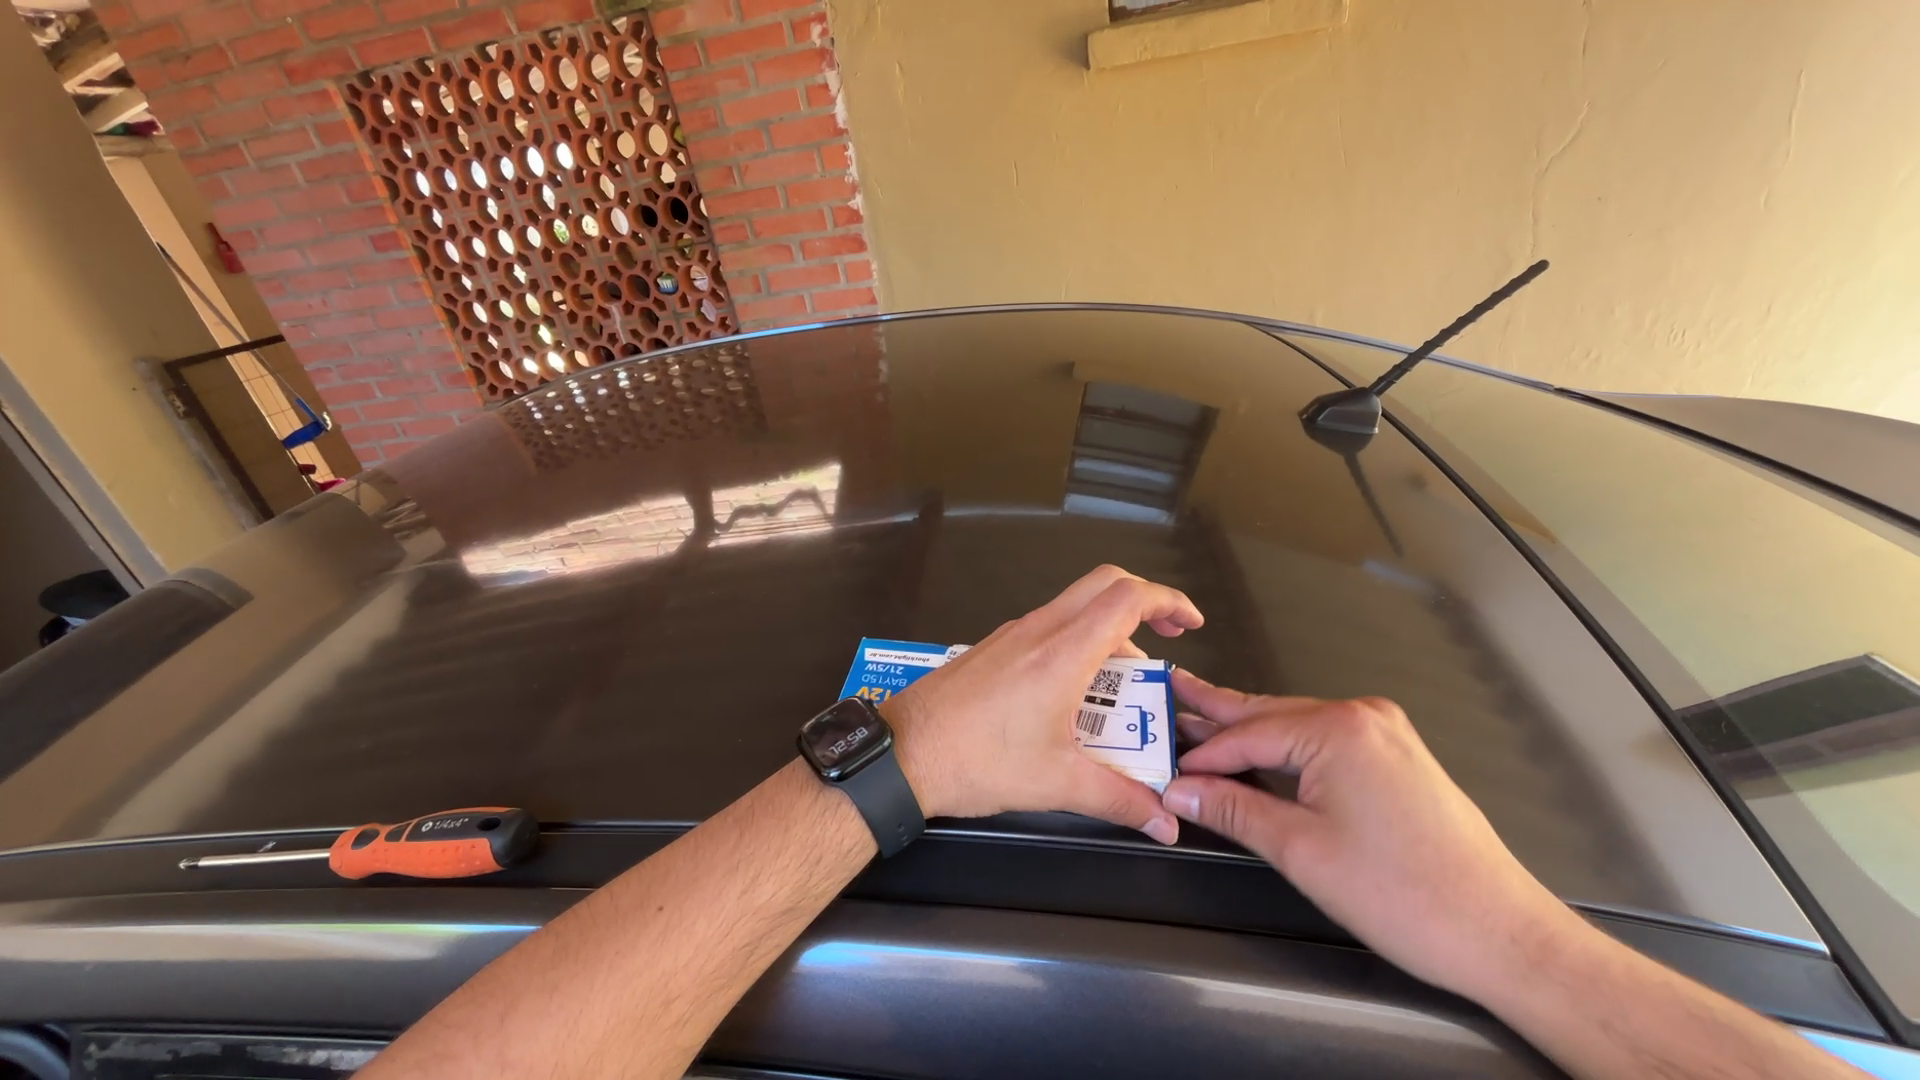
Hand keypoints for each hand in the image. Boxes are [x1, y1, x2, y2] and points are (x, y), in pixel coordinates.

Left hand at [883, 565, 1202, 844]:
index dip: (1169, 601)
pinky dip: (1076, 639)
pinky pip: (1048, 625)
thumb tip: (1166, 823)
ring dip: (1108, 626)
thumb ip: (1120, 800)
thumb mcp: (1057, 783)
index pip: (1128, 598)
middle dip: (1144, 601)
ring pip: (1073, 604)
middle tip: (1166, 636)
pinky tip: (1074, 689)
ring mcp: (1012, 634)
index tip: (1191, 623)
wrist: (901, 753)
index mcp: (1064, 651)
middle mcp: (1039, 629)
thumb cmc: (979, 761)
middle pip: (1104, 584)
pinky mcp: (992, 648)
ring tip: (1123, 678)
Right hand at [1161, 673, 1584, 1001]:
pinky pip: (1324, 742)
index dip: (1200, 754)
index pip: (1247, 734)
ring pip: (1296, 727)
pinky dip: (1285, 749)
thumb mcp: (1299, 850)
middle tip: (1171, 693)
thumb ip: (1232, 809)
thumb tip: (1178, 790)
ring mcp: (1385, 734)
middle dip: (1218, 714)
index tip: (1163, 767)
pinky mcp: (1397, 757)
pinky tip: (1258, 753)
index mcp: (1337, 728)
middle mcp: (1362, 716)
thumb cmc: (1399, 893)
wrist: (1502, 934)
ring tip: (1201, 722)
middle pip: (1270, 715)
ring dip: (1250, 732)